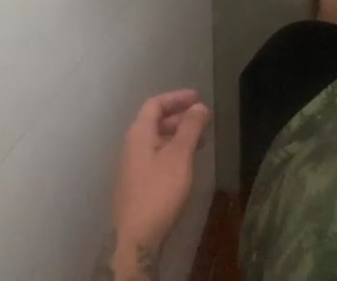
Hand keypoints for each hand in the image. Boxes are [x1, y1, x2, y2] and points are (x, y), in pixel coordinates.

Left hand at [111, 89, 210, 260]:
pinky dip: (174, 152)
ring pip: (157, 141)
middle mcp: (132, 147)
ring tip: (201, 139)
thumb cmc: (158, 192)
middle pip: (155, 122)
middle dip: (180, 117)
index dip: (176, 98)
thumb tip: (199, 106)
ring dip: (178, 135)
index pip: (155, 104)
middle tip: (203, 119)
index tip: (198, 97)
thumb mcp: (179, 156)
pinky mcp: (138, 186)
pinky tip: (187, 163)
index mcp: (139, 134)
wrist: (135, 240)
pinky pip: (157, 157)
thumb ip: (190, 128)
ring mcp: (134, 168)